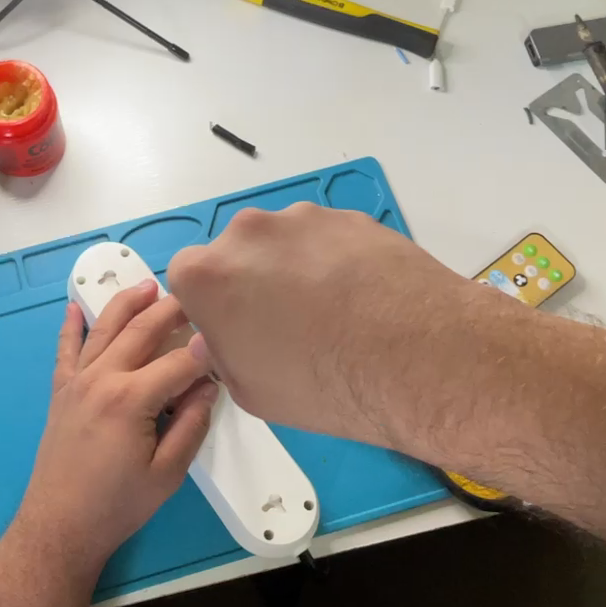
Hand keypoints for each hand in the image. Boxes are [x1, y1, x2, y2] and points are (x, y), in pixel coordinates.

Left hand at [13, 282, 218, 577]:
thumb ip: (191, 424)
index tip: (226, 345)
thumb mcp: (168, 473)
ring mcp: (77, 382)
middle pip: (141, 331)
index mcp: (132, 398)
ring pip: (104, 330)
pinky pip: (66, 351)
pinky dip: (70, 327)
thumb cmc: (118, 505)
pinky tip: (75, 307)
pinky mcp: (61, 392)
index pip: (179, 363)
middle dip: (170, 310)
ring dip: (126, 304)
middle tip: (193, 293)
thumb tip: (207, 385)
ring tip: (147, 284)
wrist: (59, 526)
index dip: (206, 354)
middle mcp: (102, 378)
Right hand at [167, 203, 527, 453]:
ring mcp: (303, 218)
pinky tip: (362, 299)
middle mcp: (248, 232)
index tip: (237, 329)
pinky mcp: (350, 216)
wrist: (418, 357)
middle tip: (286, 323)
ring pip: (283, 243)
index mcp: (208, 275)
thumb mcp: (249, 390)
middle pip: (236, 253)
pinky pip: (326, 239)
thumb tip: (220, 335)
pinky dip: (334, 261)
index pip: (188, 279)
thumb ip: (222, 353)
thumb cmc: (320, 384)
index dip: (212, 306)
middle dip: (251, 282)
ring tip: (334, 313)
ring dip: (294, 269)